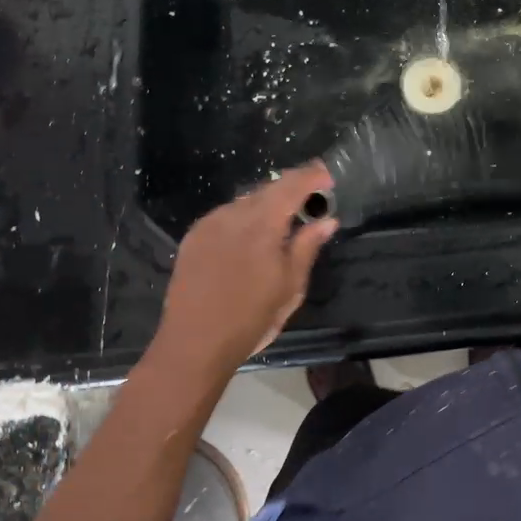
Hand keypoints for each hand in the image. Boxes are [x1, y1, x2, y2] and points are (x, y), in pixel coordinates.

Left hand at [157, 164, 336, 372]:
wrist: (193, 344)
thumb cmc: (250, 319)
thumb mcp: (290, 286)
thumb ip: (308, 246)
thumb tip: (327, 219)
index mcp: (262, 223)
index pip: (292, 185)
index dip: (312, 176)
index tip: (327, 177)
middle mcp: (233, 214)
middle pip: (267, 189)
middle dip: (290, 189)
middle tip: (309, 198)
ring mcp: (209, 224)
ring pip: (245, 201)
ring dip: (266, 204)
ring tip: (280, 221)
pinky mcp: (193, 237)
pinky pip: (225, 215)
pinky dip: (243, 217)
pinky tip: (249, 237)